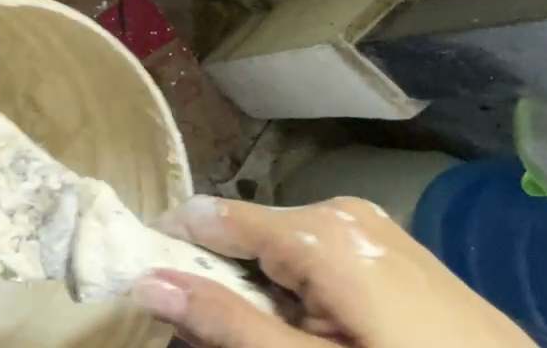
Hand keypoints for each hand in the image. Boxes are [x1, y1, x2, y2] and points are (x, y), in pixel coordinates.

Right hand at [132, 196, 533, 347]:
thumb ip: (228, 325)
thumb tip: (144, 280)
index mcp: (318, 231)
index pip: (209, 217)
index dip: (176, 253)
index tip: (162, 302)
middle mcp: (343, 211)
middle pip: (247, 235)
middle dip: (228, 285)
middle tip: (236, 343)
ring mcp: (378, 230)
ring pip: (285, 249)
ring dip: (268, 294)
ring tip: (284, 344)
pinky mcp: (402, 254)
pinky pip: (327, 259)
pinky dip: (309, 294)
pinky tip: (330, 339)